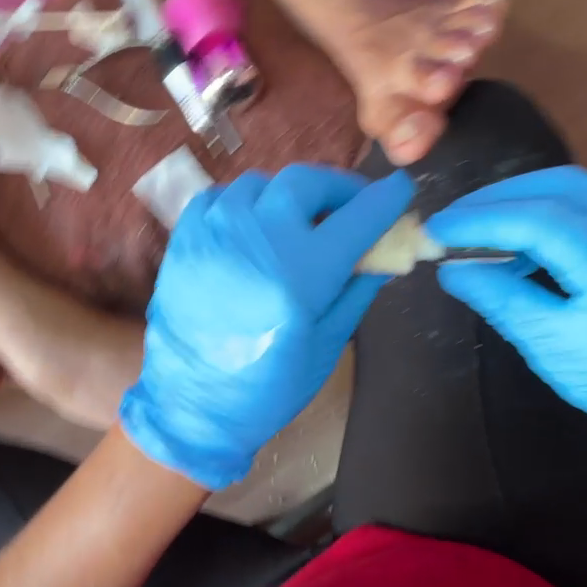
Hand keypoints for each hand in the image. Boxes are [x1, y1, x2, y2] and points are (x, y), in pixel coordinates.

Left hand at [120, 166, 413, 487]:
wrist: (192, 406)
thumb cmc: (269, 387)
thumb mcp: (328, 344)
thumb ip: (358, 288)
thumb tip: (384, 250)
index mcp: (301, 273)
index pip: (358, 217)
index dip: (386, 201)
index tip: (399, 191)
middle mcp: (258, 236)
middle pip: (308, 181)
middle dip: (339, 187)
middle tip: (353, 206)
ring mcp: (217, 230)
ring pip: (265, 183)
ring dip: (293, 195)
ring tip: (304, 221)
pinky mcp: (186, 235)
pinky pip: (226, 197)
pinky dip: (250, 204)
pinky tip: (259, 230)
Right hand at [429, 166, 586, 464]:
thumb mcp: (550, 344)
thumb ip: (500, 298)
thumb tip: (448, 268)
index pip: (538, 220)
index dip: (481, 220)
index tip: (436, 229)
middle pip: (559, 187)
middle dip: (499, 198)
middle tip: (452, 218)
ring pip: (577, 190)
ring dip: (524, 200)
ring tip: (480, 228)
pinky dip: (551, 213)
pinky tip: (522, 240)